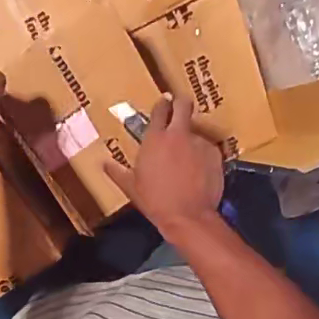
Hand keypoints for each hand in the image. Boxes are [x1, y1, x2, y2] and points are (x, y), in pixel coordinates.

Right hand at [103, 93, 224, 238]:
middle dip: (181, 104)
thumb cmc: (155, 201)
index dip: (162, 104)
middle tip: (178, 109)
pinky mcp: (215, 154)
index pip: (160, 109)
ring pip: (195, 132)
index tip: (163, 102)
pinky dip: (202, 156)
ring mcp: (199, 142)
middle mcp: (178, 134)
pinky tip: (198, 172)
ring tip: (186, 161)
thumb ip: (117, 171)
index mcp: (155, 139)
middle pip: (184, 105)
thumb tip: (103, 163)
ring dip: (190, 141)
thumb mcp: (132, 187)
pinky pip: (206, 149)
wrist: (188, 216)